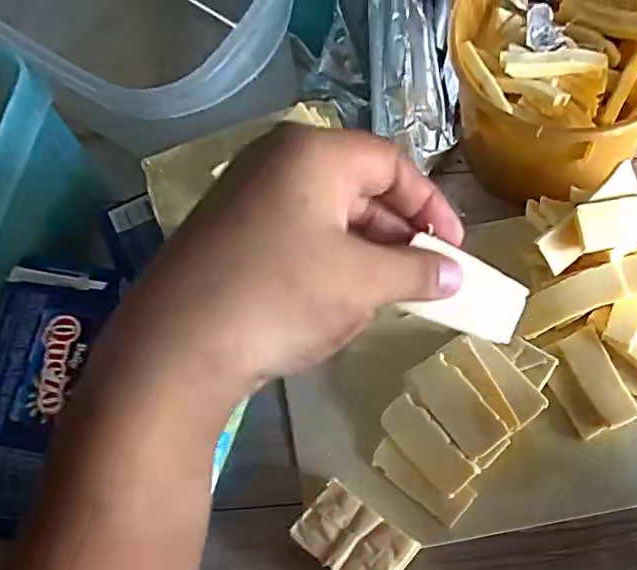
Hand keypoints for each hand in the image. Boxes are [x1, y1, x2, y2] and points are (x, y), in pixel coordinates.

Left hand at [98, 126, 463, 406]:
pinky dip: (321, 273)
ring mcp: (242, 205)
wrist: (181, 347)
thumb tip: (454, 276)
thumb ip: (416, 273)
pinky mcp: (225, 246)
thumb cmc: (281, 299)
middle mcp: (272, 166)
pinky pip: (290, 248)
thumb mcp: (361, 284)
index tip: (455, 252)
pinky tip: (329, 310)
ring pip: (322, 225)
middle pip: (355, 192)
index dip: (431, 208)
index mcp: (311, 154)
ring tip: (382, 300)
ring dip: (360, 260)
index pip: (391, 165)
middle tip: (422, 280)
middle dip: (396, 238)